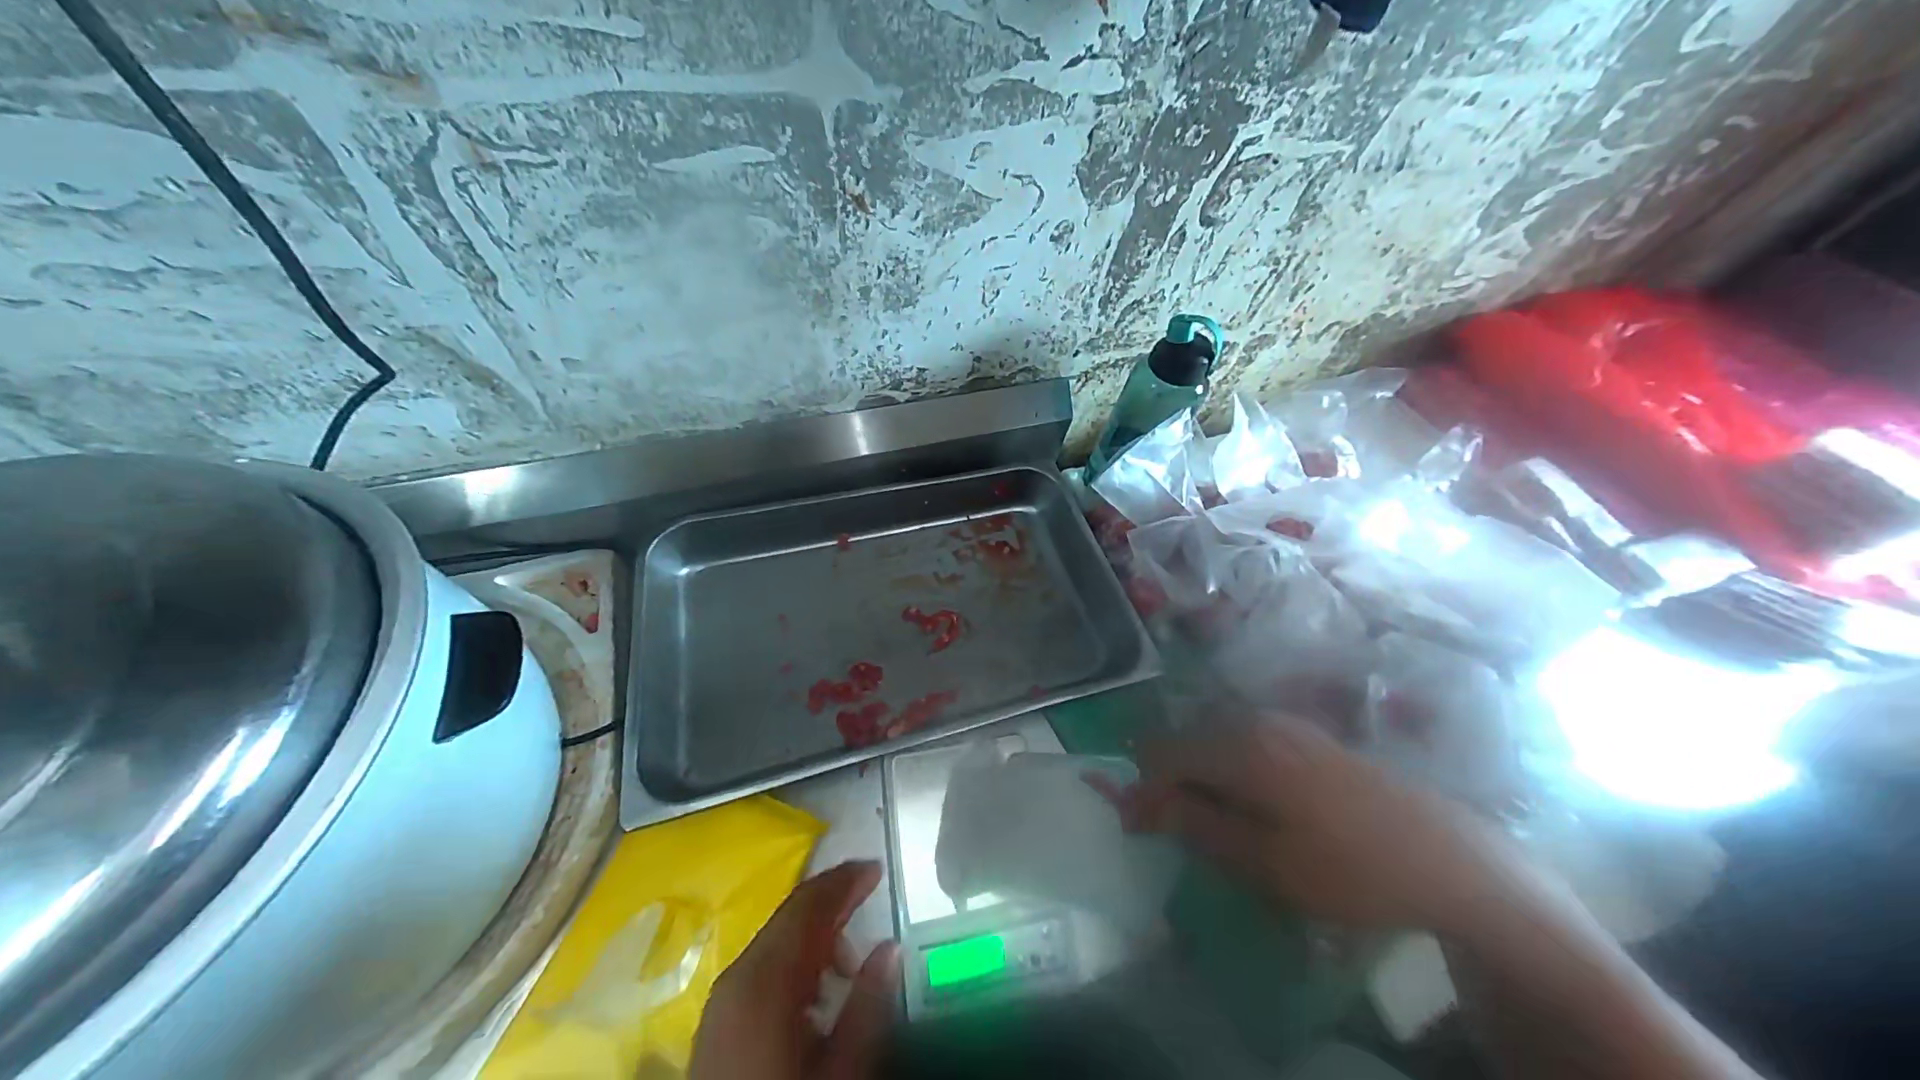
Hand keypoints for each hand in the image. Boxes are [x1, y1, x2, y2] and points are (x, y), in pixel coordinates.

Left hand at [690, 861, 899, 1079]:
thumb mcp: (843, 1074)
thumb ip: (868, 1005)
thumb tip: (889, 949)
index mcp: (765, 981)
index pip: (807, 907)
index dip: (843, 882)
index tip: (876, 868)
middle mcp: (738, 977)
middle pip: (789, 918)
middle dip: (832, 902)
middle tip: (870, 893)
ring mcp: (722, 1001)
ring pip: (775, 942)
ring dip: (815, 935)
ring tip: (851, 959)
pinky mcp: (718, 1023)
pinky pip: (762, 968)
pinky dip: (794, 960)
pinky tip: (816, 989)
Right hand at [1129, 714, 1542, 933]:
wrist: (1452, 861)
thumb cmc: (1351, 868)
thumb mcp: (1265, 862)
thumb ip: (1195, 826)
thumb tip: (1142, 803)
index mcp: (1240, 749)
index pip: (1161, 754)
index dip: (1142, 790)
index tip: (1140, 828)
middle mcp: (1257, 722)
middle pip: (1186, 742)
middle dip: (1168, 783)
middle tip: (1175, 831)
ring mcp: (1286, 724)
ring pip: (1215, 741)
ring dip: (1200, 778)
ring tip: (1212, 825)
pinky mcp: (1309, 735)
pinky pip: (1246, 742)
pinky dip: (1230, 770)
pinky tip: (1252, 807)